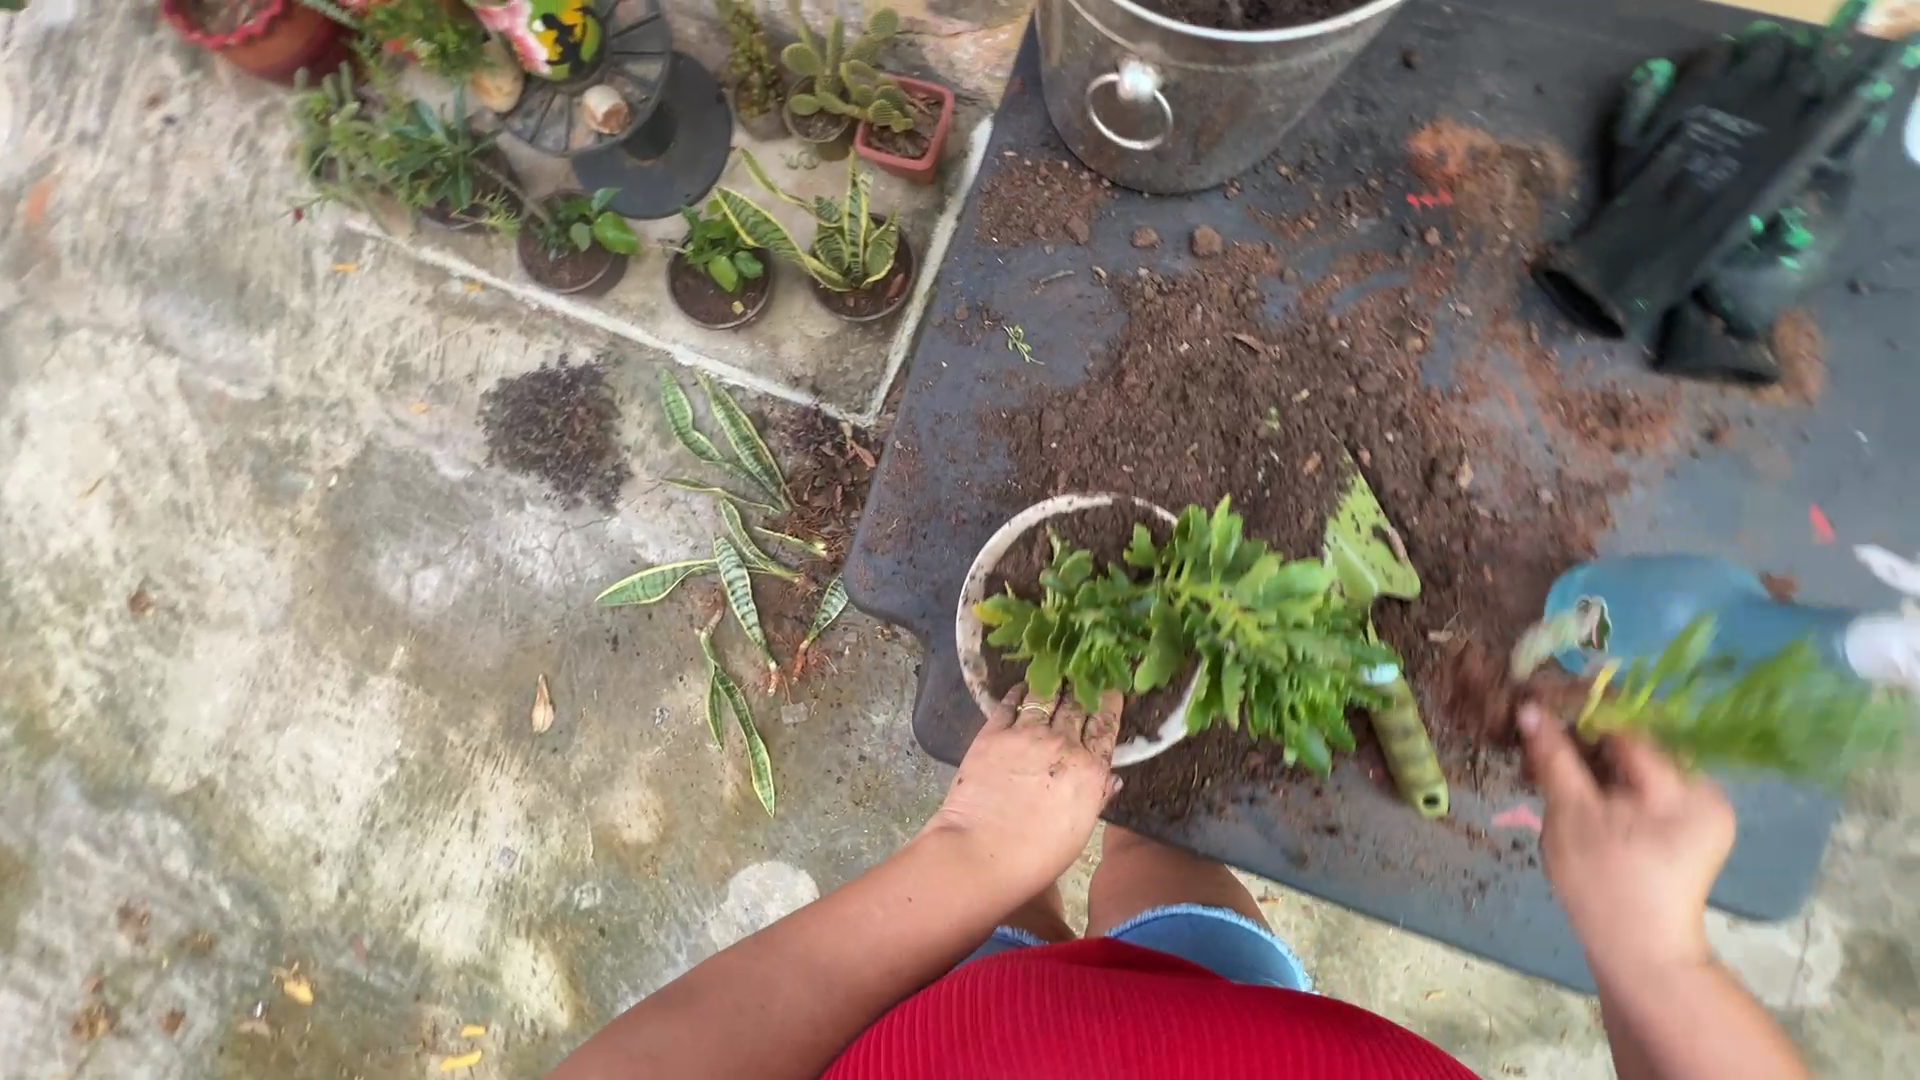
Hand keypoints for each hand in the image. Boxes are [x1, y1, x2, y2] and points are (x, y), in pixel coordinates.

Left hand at [920, 684, 1122, 901]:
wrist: (982, 852)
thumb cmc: (1036, 856)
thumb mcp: (1080, 830)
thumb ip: (1097, 796)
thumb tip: (1113, 777)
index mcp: (1090, 769)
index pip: (1106, 726)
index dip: (1110, 703)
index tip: (1111, 688)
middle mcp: (1062, 744)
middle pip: (1077, 706)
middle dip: (1082, 687)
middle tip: (1084, 673)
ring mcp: (1026, 735)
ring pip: (1045, 697)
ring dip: (1053, 683)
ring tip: (1056, 670)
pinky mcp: (993, 733)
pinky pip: (1009, 704)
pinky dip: (1019, 693)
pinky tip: (1022, 687)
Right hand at [1519, 704, 1735, 981]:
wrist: (1636, 946)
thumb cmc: (1601, 880)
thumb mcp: (1569, 813)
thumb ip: (1554, 757)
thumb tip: (1529, 708)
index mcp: (1686, 790)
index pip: (1626, 730)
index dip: (1577, 716)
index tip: (1533, 707)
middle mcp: (1703, 792)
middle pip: (1630, 745)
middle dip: (1578, 740)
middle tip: (1531, 743)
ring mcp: (1696, 808)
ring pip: (1629, 762)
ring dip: (1584, 759)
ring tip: (1542, 766)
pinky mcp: (1682, 822)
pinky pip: (1636, 783)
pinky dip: (1600, 778)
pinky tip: (1567, 784)